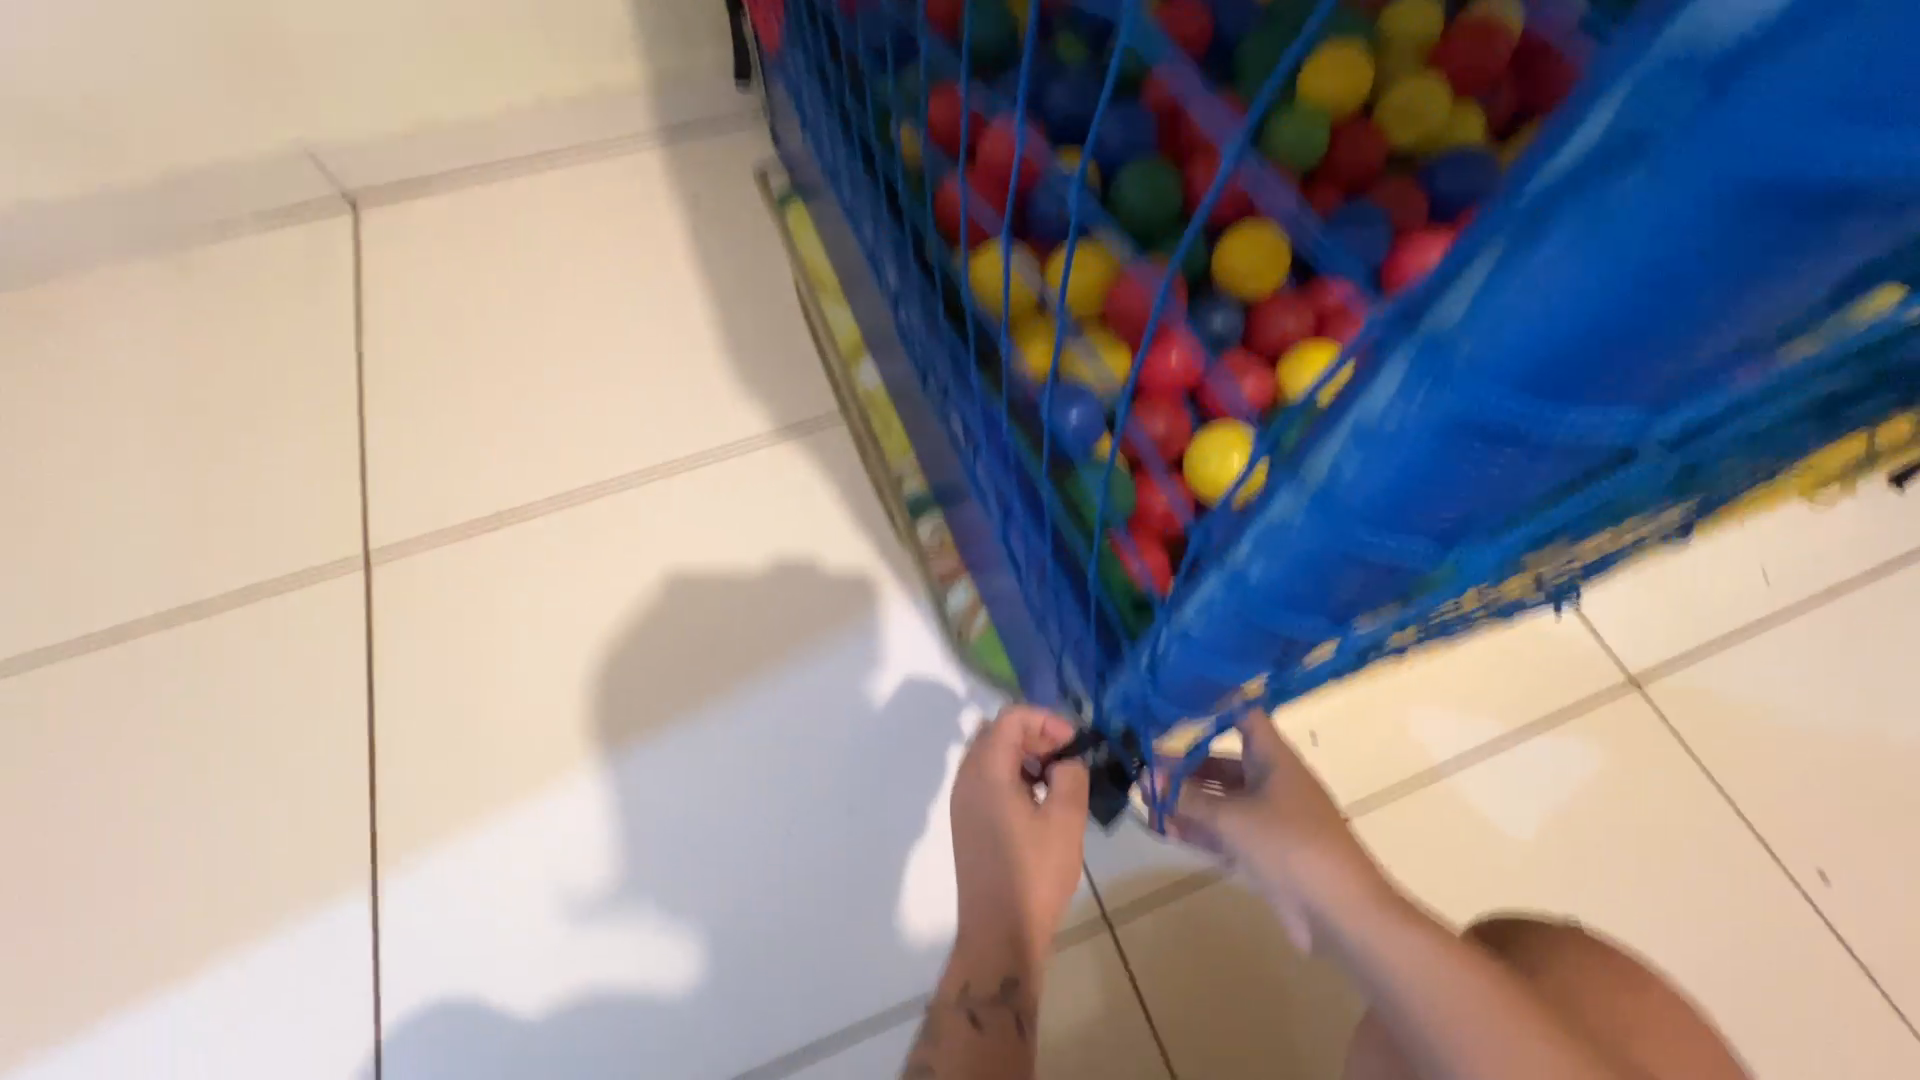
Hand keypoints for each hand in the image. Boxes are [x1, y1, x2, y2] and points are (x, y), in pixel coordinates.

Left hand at [949, 706, 1089, 958]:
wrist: (998, 932)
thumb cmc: (1034, 874)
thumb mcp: (1065, 821)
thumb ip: (1070, 776)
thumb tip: (1065, 762)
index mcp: (986, 771)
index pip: (1010, 718)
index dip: (1045, 719)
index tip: (1074, 742)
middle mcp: (966, 779)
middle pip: (997, 732)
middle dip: (1034, 734)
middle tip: (1067, 757)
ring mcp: (962, 802)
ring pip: (990, 756)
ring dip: (1023, 755)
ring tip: (1057, 779)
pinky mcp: (966, 821)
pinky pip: (986, 780)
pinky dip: (1012, 776)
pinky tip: (1039, 801)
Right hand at [1162, 712, 1392, 952]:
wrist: (1341, 912)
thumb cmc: (1291, 846)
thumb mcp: (1232, 818)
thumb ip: (1187, 799)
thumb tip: (1149, 778)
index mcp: (1275, 760)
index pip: (1244, 718)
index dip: (1212, 710)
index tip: (1172, 710)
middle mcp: (1272, 783)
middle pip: (1224, 762)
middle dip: (1185, 765)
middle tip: (1147, 768)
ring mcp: (1269, 820)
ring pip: (1221, 801)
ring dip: (1186, 800)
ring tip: (1145, 799)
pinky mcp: (1264, 853)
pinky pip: (1224, 832)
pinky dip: (1197, 829)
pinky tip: (1163, 829)